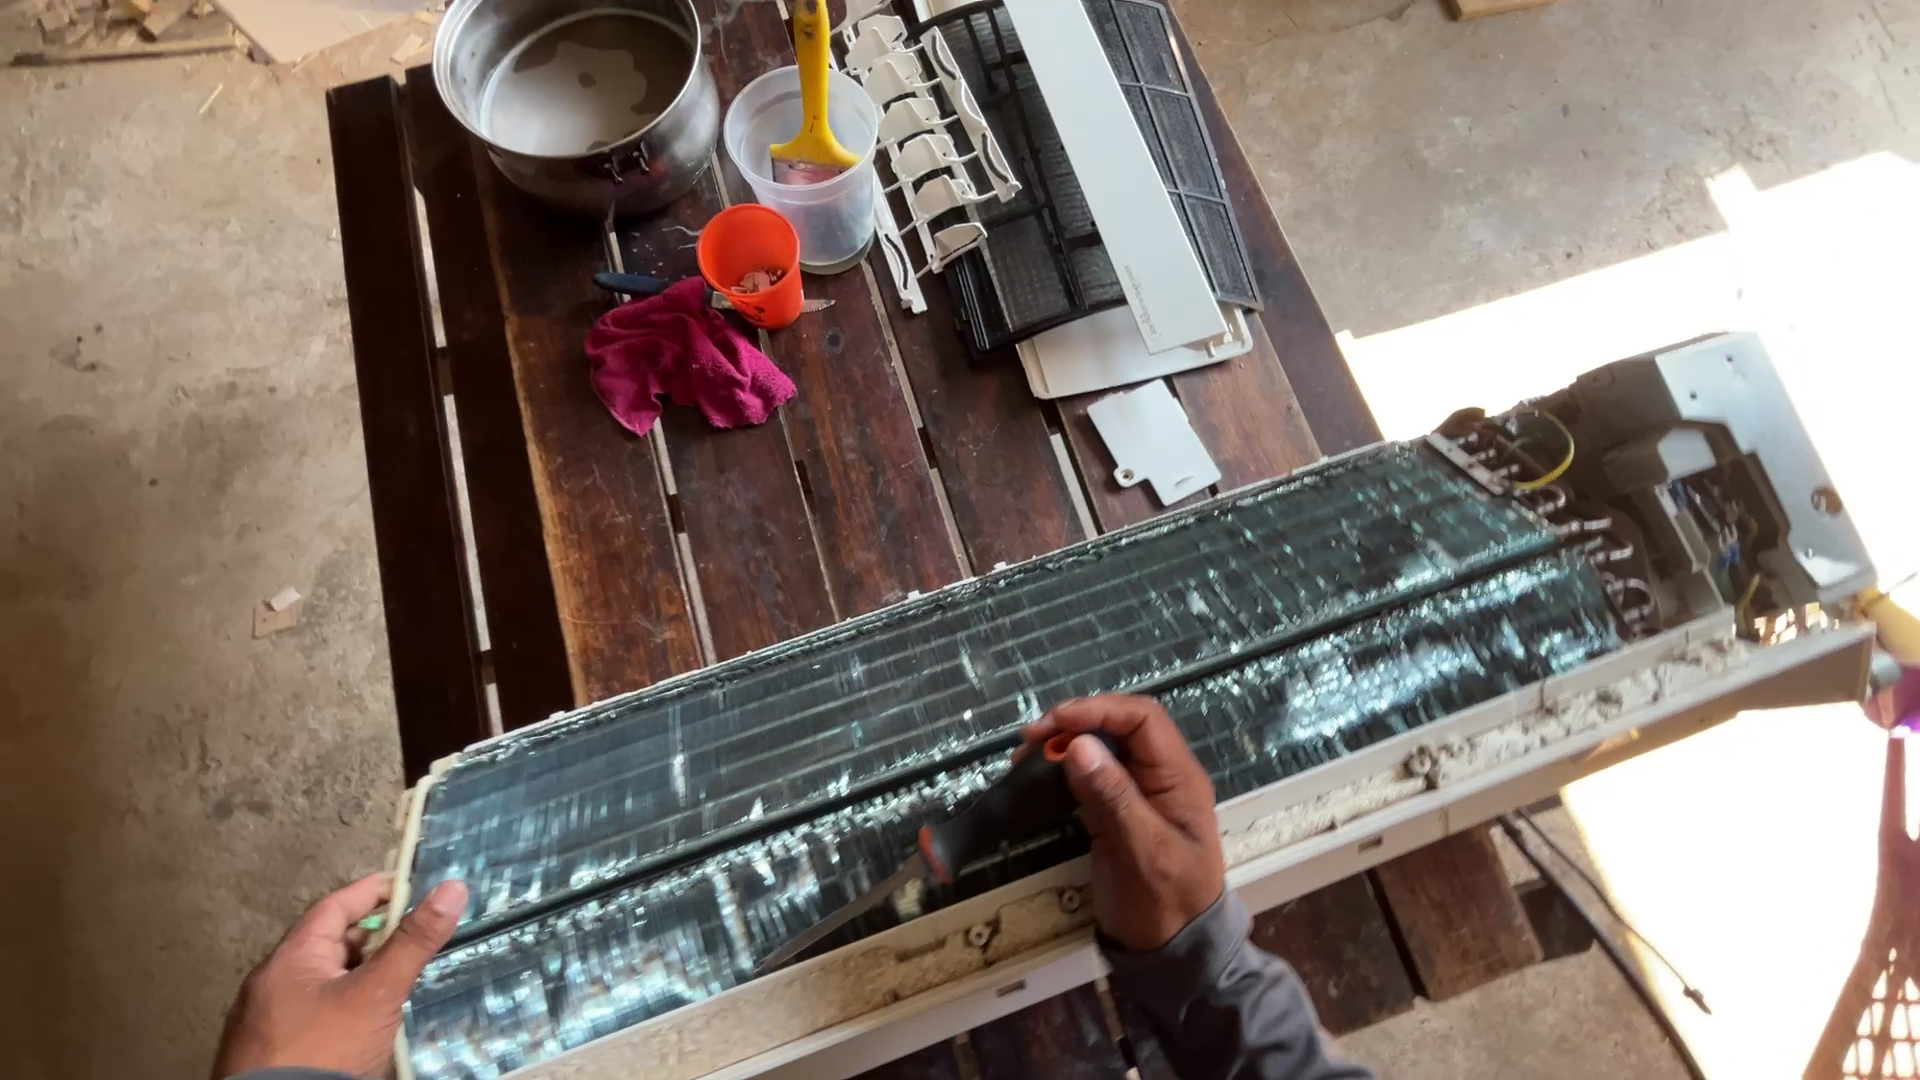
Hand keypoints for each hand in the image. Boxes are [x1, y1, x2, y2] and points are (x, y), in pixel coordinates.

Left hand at [211, 874, 467, 1078]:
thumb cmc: (324, 1050)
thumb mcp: (378, 992)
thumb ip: (414, 940)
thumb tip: (453, 887)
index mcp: (288, 961)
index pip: (336, 905)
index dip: (377, 890)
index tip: (418, 884)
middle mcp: (270, 985)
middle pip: (332, 940)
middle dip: (379, 931)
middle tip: (422, 929)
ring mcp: (268, 1021)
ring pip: (327, 975)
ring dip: (366, 965)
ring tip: (405, 968)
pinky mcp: (276, 1049)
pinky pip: (320, 1004)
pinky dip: (351, 994)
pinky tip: (375, 1009)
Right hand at [1023, 695, 1223, 950]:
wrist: (1173, 956)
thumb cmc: (1165, 905)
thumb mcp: (1143, 854)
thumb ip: (1112, 798)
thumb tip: (1077, 745)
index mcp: (1178, 776)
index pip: (1142, 718)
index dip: (1098, 709)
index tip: (1054, 722)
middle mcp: (1160, 773)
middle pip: (1119, 724)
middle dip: (1074, 722)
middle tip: (1030, 738)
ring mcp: (1138, 789)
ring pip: (1101, 744)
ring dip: (1063, 741)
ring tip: (1025, 754)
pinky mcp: (1117, 806)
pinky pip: (1090, 771)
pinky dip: (1061, 766)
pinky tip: (1036, 774)